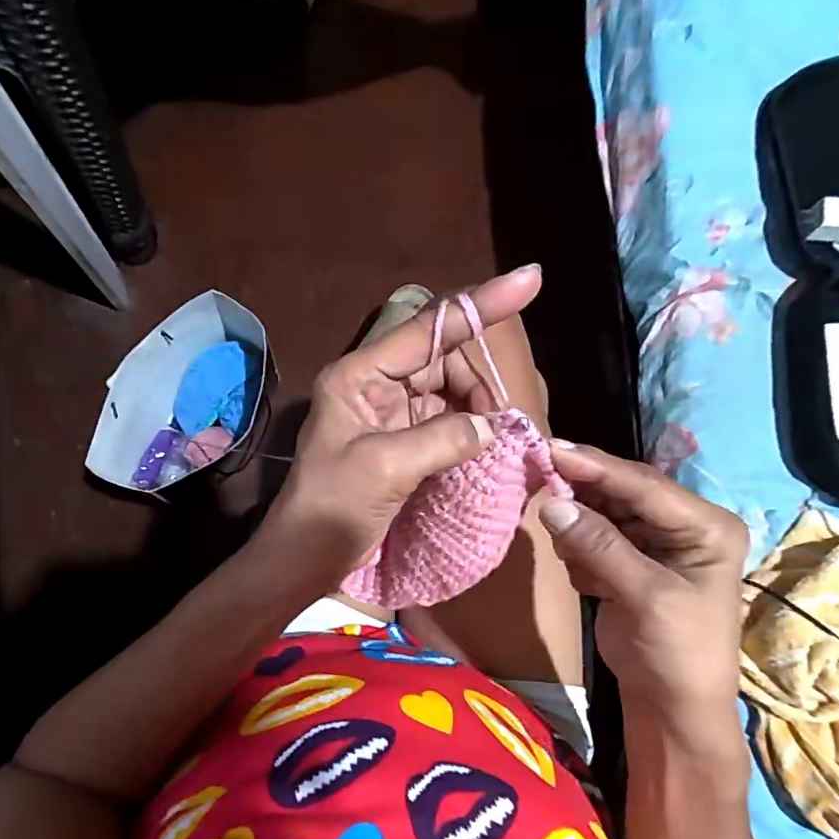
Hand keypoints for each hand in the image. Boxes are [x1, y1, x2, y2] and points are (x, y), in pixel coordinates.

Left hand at [260, 265, 544, 585]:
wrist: (305, 559)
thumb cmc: (330, 509)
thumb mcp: (383, 468)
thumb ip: (442, 438)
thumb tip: (491, 426)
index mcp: (359, 376)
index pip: (427, 328)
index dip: (480, 305)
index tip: (533, 279)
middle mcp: (375, 387)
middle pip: (444, 359)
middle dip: (480, 380)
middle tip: (506, 420)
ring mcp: (389, 416)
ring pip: (450, 392)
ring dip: (479, 408)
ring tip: (500, 438)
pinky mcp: (401, 445)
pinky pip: (447, 423)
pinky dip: (471, 431)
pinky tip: (490, 444)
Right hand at [537, 445, 748, 715]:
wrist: (673, 705)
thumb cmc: (677, 651)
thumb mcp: (645, 596)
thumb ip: (599, 546)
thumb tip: (551, 503)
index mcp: (705, 527)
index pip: (643, 485)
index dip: (595, 466)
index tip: (550, 448)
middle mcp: (680, 525)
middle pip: (620, 490)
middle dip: (580, 486)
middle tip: (535, 469)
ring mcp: (651, 542)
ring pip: (600, 511)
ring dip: (576, 520)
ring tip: (566, 541)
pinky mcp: (625, 560)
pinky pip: (589, 536)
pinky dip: (576, 546)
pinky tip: (584, 576)